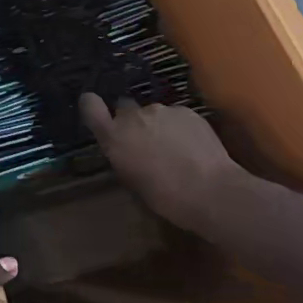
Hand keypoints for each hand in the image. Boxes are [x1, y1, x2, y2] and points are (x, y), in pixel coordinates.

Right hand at [79, 93, 247, 232]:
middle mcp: (133, 116)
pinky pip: (177, 115)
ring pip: (154, 113)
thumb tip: (128, 148)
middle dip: (132, 121)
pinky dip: (181, 127)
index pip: (90, 105)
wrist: (213, 191)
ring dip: (159, 125)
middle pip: (125, 108)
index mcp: (114, 136)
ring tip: (177, 148)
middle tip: (147, 142)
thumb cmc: (167, 197)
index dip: (92, 105)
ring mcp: (161, 110)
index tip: (98, 111)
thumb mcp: (133, 180)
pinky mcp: (186, 110)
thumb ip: (124, 154)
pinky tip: (194, 147)